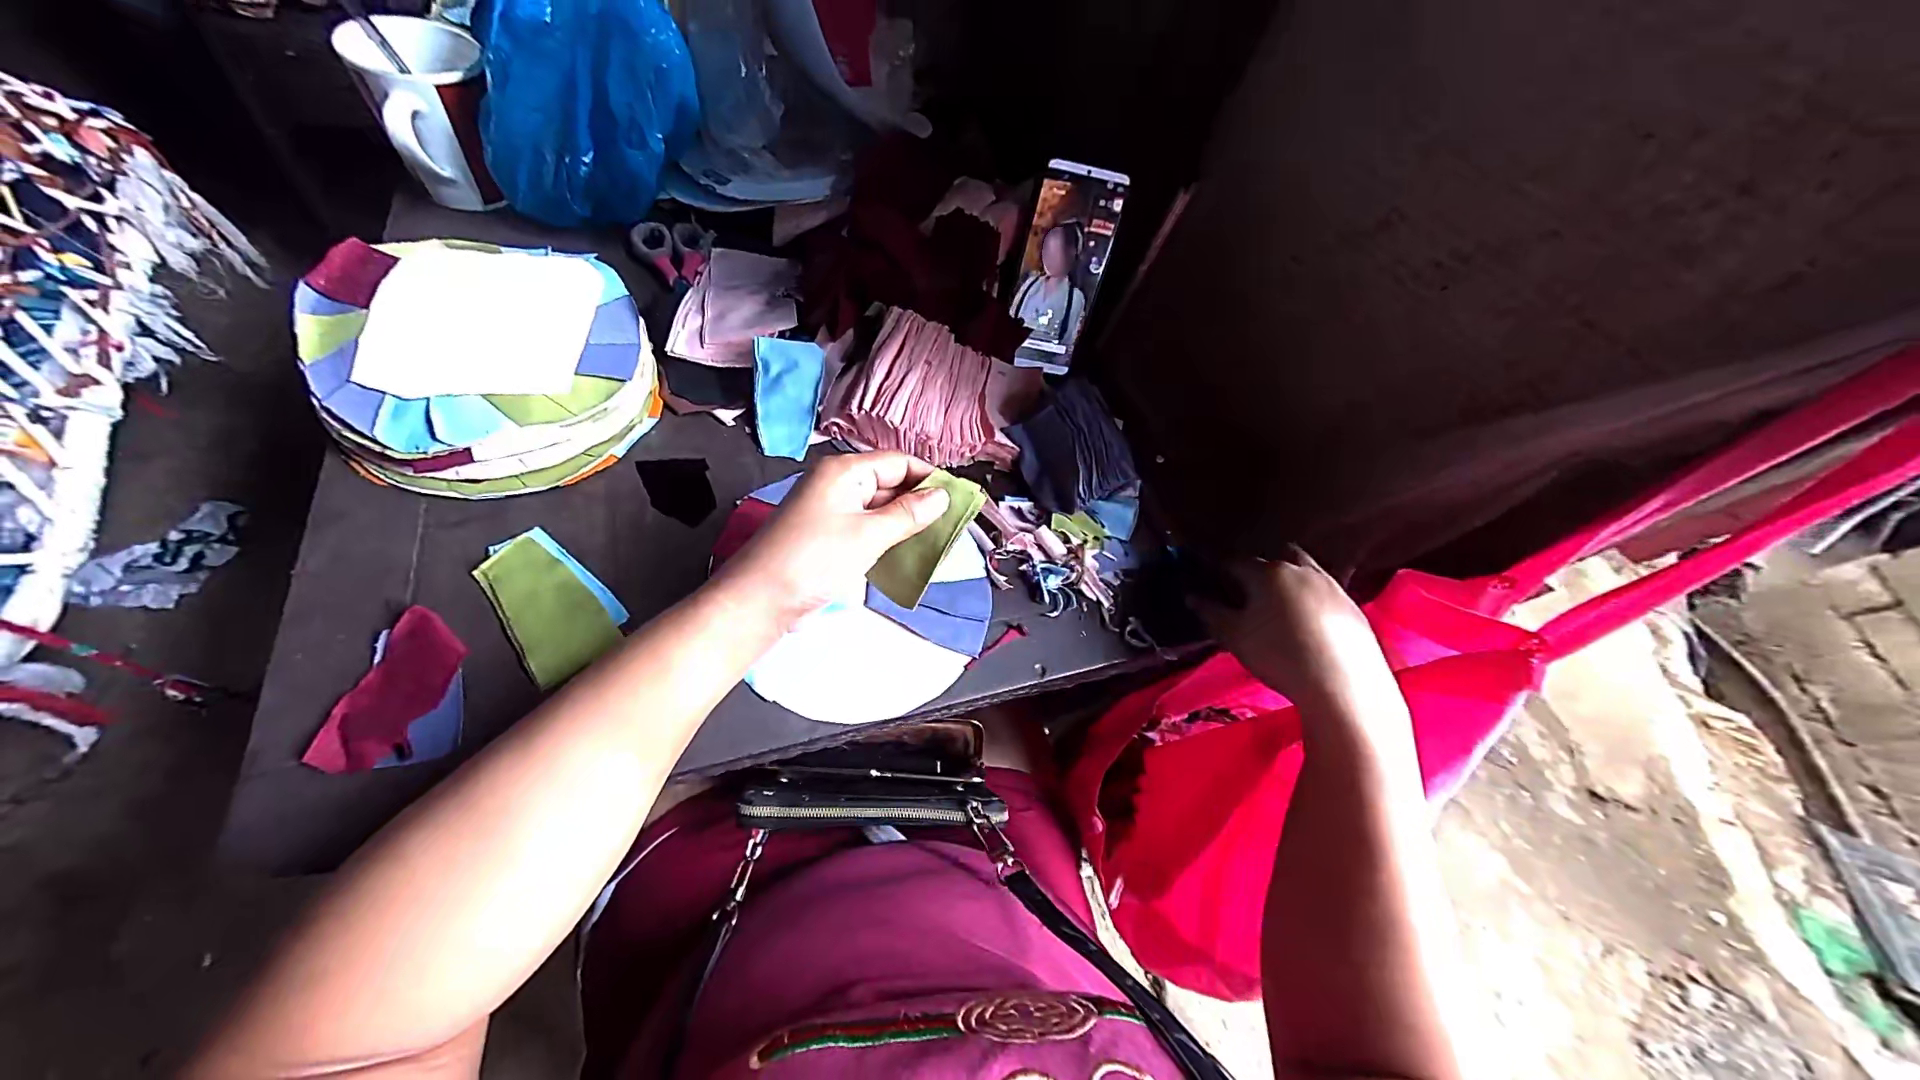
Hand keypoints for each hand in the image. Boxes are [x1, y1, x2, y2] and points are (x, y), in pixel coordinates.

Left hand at [714, 452, 949, 625]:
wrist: (759, 600)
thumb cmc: (812, 560)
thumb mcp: (868, 534)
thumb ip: (908, 514)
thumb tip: (941, 496)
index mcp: (844, 471)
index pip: (898, 462)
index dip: (930, 478)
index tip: (959, 498)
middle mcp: (837, 485)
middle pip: (890, 484)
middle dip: (920, 503)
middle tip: (953, 525)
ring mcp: (832, 512)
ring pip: (880, 510)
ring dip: (906, 524)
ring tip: (936, 541)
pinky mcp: (828, 538)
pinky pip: (867, 530)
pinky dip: (888, 539)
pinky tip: (907, 555)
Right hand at [1197, 548, 1401, 720]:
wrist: (1343, 685)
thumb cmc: (1279, 655)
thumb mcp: (1234, 636)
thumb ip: (1210, 612)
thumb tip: (1193, 595)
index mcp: (1268, 572)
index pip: (1234, 561)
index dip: (1218, 570)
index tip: (1208, 581)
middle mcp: (1301, 570)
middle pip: (1275, 556)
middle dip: (1258, 567)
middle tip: (1245, 591)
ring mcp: (1331, 585)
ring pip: (1303, 571)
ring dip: (1287, 580)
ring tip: (1276, 606)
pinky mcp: (1352, 606)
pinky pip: (1323, 591)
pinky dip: (1309, 598)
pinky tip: (1305, 624)